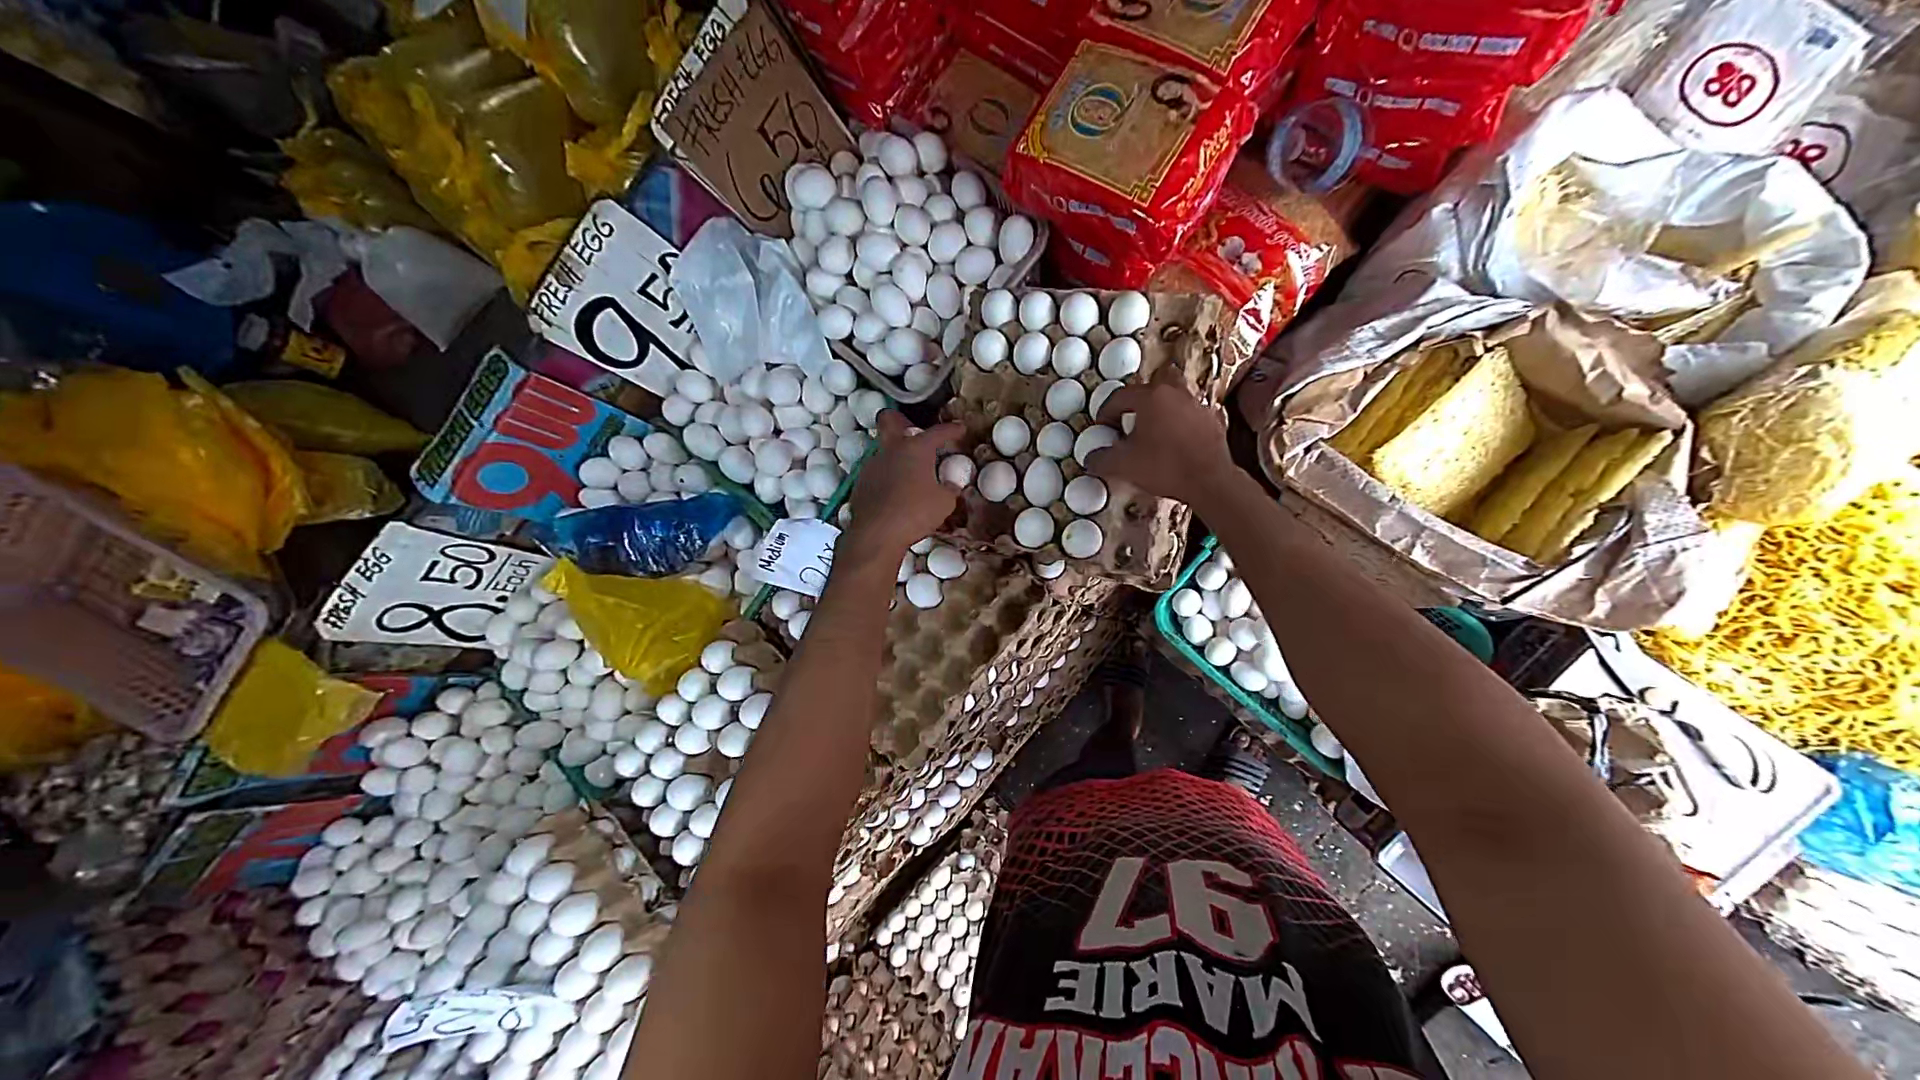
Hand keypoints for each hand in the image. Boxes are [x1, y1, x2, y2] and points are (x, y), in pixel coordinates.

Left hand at [843, 410, 961, 560]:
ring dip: (896, 457)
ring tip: (908, 474)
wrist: (877, 534)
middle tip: (914, 434)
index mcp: (915, 448)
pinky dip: (887, 478)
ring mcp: (872, 465)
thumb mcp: (944, 503)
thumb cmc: (916, 513)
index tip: (960, 429)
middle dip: (902, 421)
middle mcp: (891, 450)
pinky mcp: (860, 483)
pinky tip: (894, 494)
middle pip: (889, 420)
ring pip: (883, 450)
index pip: (938, 432)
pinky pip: (876, 473)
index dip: (952, 429)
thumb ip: (949, 489)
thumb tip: (949, 485)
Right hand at [1086, 373, 1236, 507]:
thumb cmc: (1165, 467)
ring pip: (1170, 400)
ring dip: (1157, 413)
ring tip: (1149, 434)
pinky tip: (1172, 444)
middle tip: (1125, 427)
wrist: (1210, 481)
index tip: (1102, 429)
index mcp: (1150, 396)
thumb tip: (1092, 458)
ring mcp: (1197, 405)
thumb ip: (1101, 459)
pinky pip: (1188, 415)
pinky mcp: (1212, 421)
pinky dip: (1177, 424)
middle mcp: (1175, 393)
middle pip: (1147, 391)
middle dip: (1133, 407)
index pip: (1118, 397)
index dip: (1105, 414)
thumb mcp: (1123, 466)